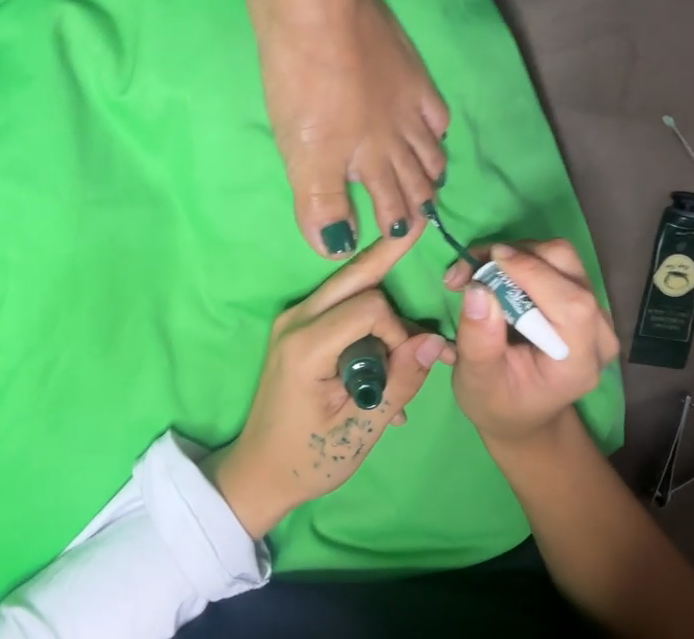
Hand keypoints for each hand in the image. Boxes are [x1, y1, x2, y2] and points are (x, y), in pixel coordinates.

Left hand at [203, 226, 452, 538]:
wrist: (259, 471)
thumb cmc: (308, 457)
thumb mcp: (361, 430)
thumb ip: (399, 382)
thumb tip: (435, 342)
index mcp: (306, 345)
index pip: (369, 306)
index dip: (399, 330)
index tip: (407, 364)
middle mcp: (296, 319)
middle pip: (354, 273)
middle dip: (389, 254)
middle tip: (419, 222)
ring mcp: (293, 319)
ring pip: (347, 284)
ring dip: (383, 298)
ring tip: (413, 330)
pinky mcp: (297, 326)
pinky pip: (340, 305)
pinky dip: (368, 317)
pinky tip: (388, 350)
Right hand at [446, 240, 619, 445]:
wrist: (520, 412)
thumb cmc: (499, 402)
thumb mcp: (478, 381)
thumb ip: (479, 341)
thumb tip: (478, 290)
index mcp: (578, 362)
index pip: (573, 304)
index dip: (534, 273)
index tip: (490, 259)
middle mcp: (597, 333)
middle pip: (567, 268)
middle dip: (516, 257)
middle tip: (468, 269)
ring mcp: (593, 313)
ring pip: (560, 256)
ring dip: (514, 254)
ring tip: (474, 272)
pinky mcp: (580, 298)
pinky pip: (553, 262)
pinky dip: (519, 259)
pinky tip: (491, 274)